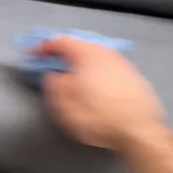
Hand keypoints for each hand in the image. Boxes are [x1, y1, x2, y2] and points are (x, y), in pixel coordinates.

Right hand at [35, 35, 169, 153]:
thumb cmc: (96, 113)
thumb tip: (53, 74)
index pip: (60, 41)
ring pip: (98, 59)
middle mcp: (107, 52)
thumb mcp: (63, 101)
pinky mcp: (137, 80)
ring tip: (75, 79)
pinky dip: (99, 76)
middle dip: (65, 55)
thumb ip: (53, 82)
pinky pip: (110, 72)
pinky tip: (98, 91)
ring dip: (84, 66)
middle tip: (53, 66)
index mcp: (86, 52)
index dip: (43, 47)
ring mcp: (125, 65)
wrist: (141, 131)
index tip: (32, 56)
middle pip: (81, 47)